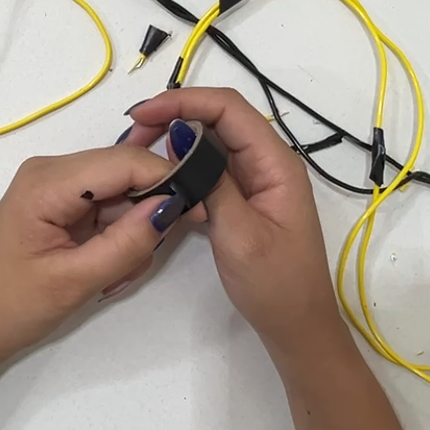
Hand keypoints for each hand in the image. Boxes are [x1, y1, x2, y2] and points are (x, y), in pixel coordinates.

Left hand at [0, 146, 192, 369]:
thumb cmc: (13, 306)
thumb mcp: (74, 281)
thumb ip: (125, 243)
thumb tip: (173, 205)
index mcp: (47, 181)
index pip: (124, 161)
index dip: (167, 178)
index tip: (200, 211)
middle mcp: (52, 169)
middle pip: (126, 171)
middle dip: (146, 213)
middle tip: (141, 260)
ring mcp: (57, 184)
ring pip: (122, 191)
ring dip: (131, 231)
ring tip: (114, 276)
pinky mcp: (63, 201)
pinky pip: (109, 205)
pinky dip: (119, 235)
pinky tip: (106, 268)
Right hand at [122, 88, 343, 357]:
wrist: (297, 327)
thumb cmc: (275, 285)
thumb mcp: (239, 234)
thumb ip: (212, 181)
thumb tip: (181, 133)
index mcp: (276, 163)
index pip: (228, 109)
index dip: (183, 101)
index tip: (142, 115)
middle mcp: (267, 162)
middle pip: (218, 118)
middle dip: (173, 117)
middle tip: (132, 137)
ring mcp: (255, 179)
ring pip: (210, 142)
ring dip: (174, 142)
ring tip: (138, 156)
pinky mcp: (242, 197)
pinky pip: (210, 168)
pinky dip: (183, 167)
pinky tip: (160, 180)